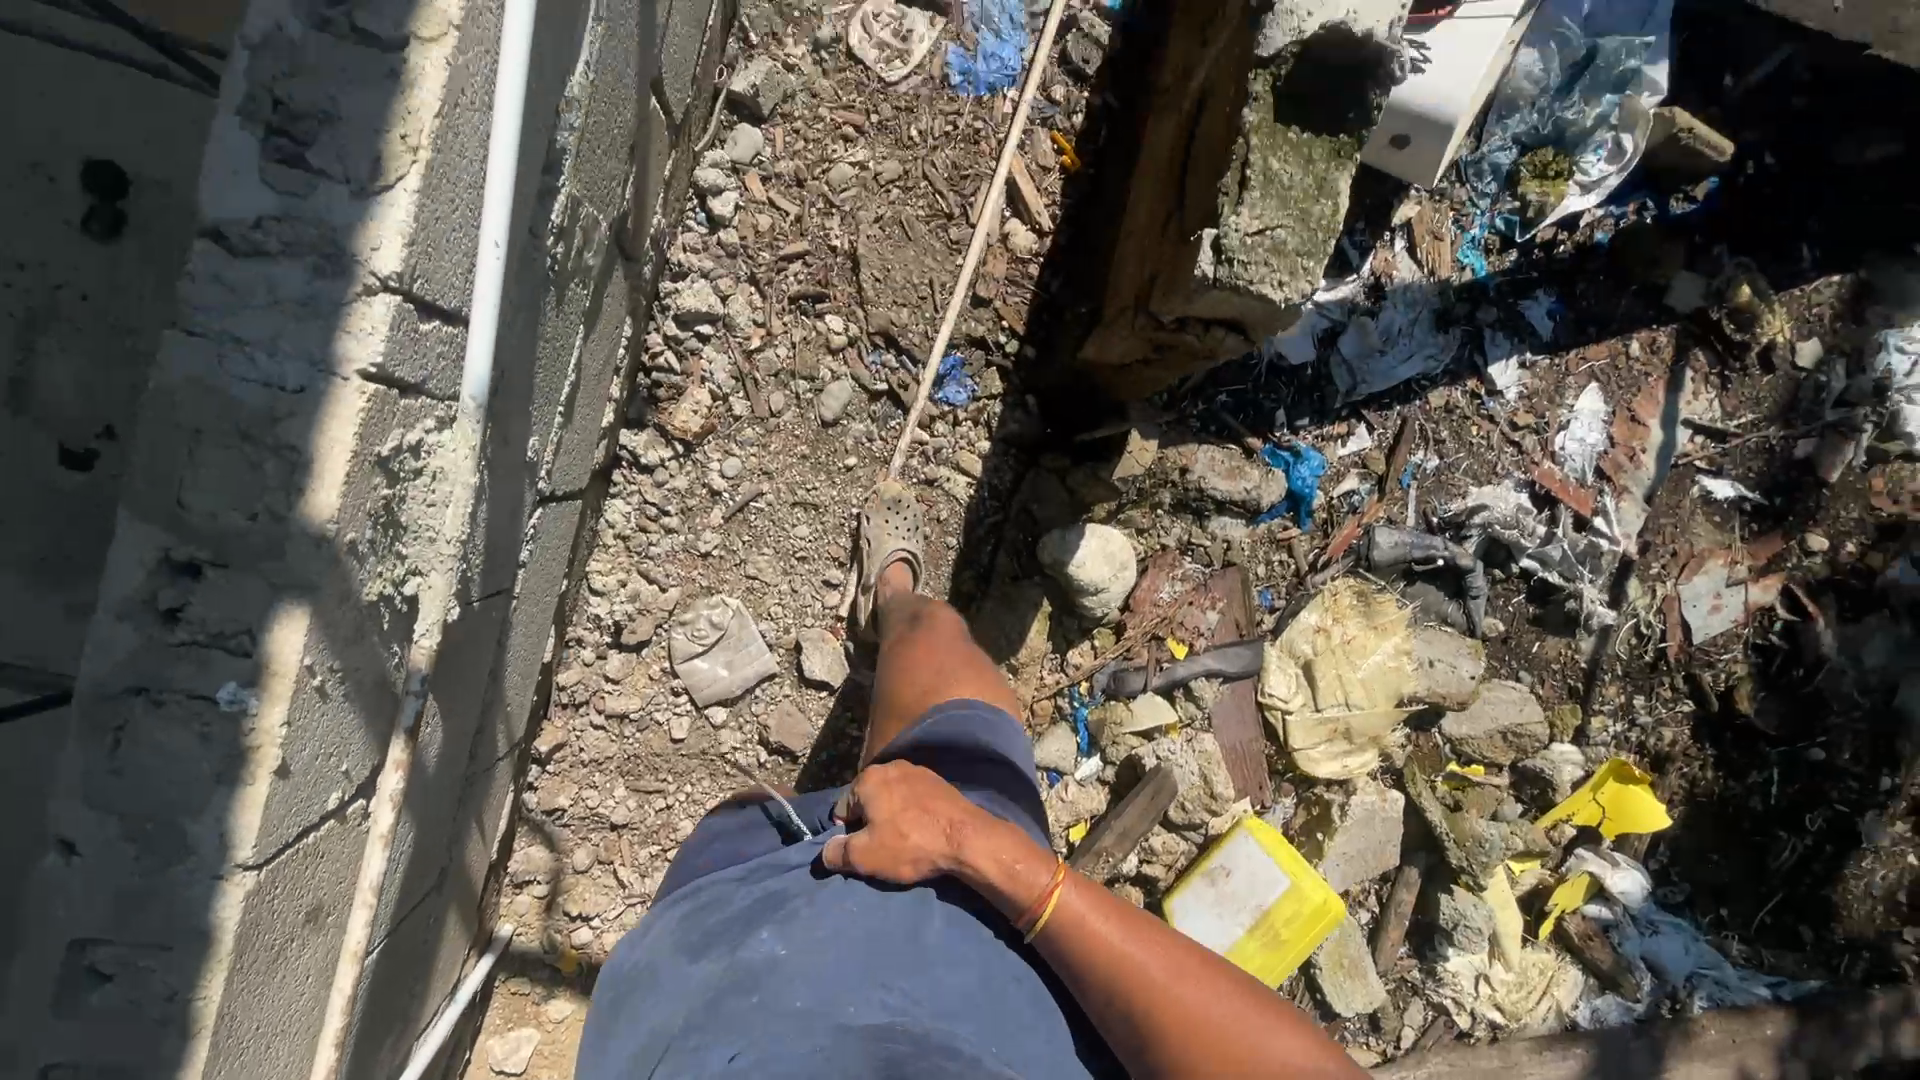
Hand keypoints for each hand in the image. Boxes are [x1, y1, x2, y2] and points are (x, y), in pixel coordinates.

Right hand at [820, 761, 987, 884]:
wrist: (967, 838)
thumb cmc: (911, 844)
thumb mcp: (865, 856)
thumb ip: (837, 853)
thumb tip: (825, 852)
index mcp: (868, 778)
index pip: (842, 809)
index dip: (848, 834)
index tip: (863, 852)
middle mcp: (892, 766)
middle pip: (868, 802)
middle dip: (871, 825)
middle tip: (884, 850)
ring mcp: (918, 771)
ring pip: (892, 800)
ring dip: (893, 819)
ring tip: (905, 843)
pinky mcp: (939, 782)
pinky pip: (914, 800)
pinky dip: (913, 815)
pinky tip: (922, 833)